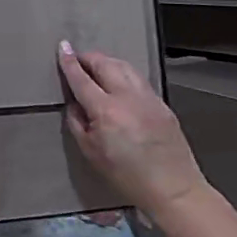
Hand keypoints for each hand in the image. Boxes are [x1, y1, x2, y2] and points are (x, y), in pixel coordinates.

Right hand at [57, 41, 205, 216]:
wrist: (173, 188)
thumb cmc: (126, 175)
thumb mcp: (90, 152)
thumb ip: (77, 121)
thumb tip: (74, 102)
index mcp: (106, 111)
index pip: (82, 79)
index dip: (69, 62)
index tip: (62, 47)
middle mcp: (128, 98)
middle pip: (105, 64)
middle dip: (88, 58)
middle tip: (77, 60)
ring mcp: (149, 99)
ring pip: (125, 67)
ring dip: (107, 62)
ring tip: (96, 66)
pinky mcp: (162, 104)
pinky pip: (138, 80)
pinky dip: (123, 74)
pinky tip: (118, 83)